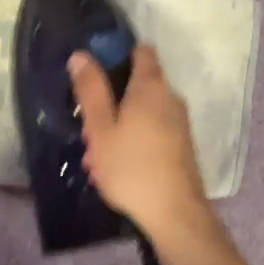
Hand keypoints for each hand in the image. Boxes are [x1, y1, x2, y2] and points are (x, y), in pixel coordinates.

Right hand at [69, 47, 210, 237]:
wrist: (174, 212)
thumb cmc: (131, 167)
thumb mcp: (101, 129)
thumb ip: (91, 91)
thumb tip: (81, 55)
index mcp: (151, 87)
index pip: (141, 52)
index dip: (118, 54)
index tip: (96, 72)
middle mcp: (171, 98)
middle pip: (138, 86)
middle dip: (112, 101)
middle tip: (89, 128)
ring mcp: (180, 123)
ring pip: (143, 113)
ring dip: (119, 127)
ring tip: (98, 156)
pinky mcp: (181, 146)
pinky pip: (153, 131)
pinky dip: (134, 141)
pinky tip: (118, 167)